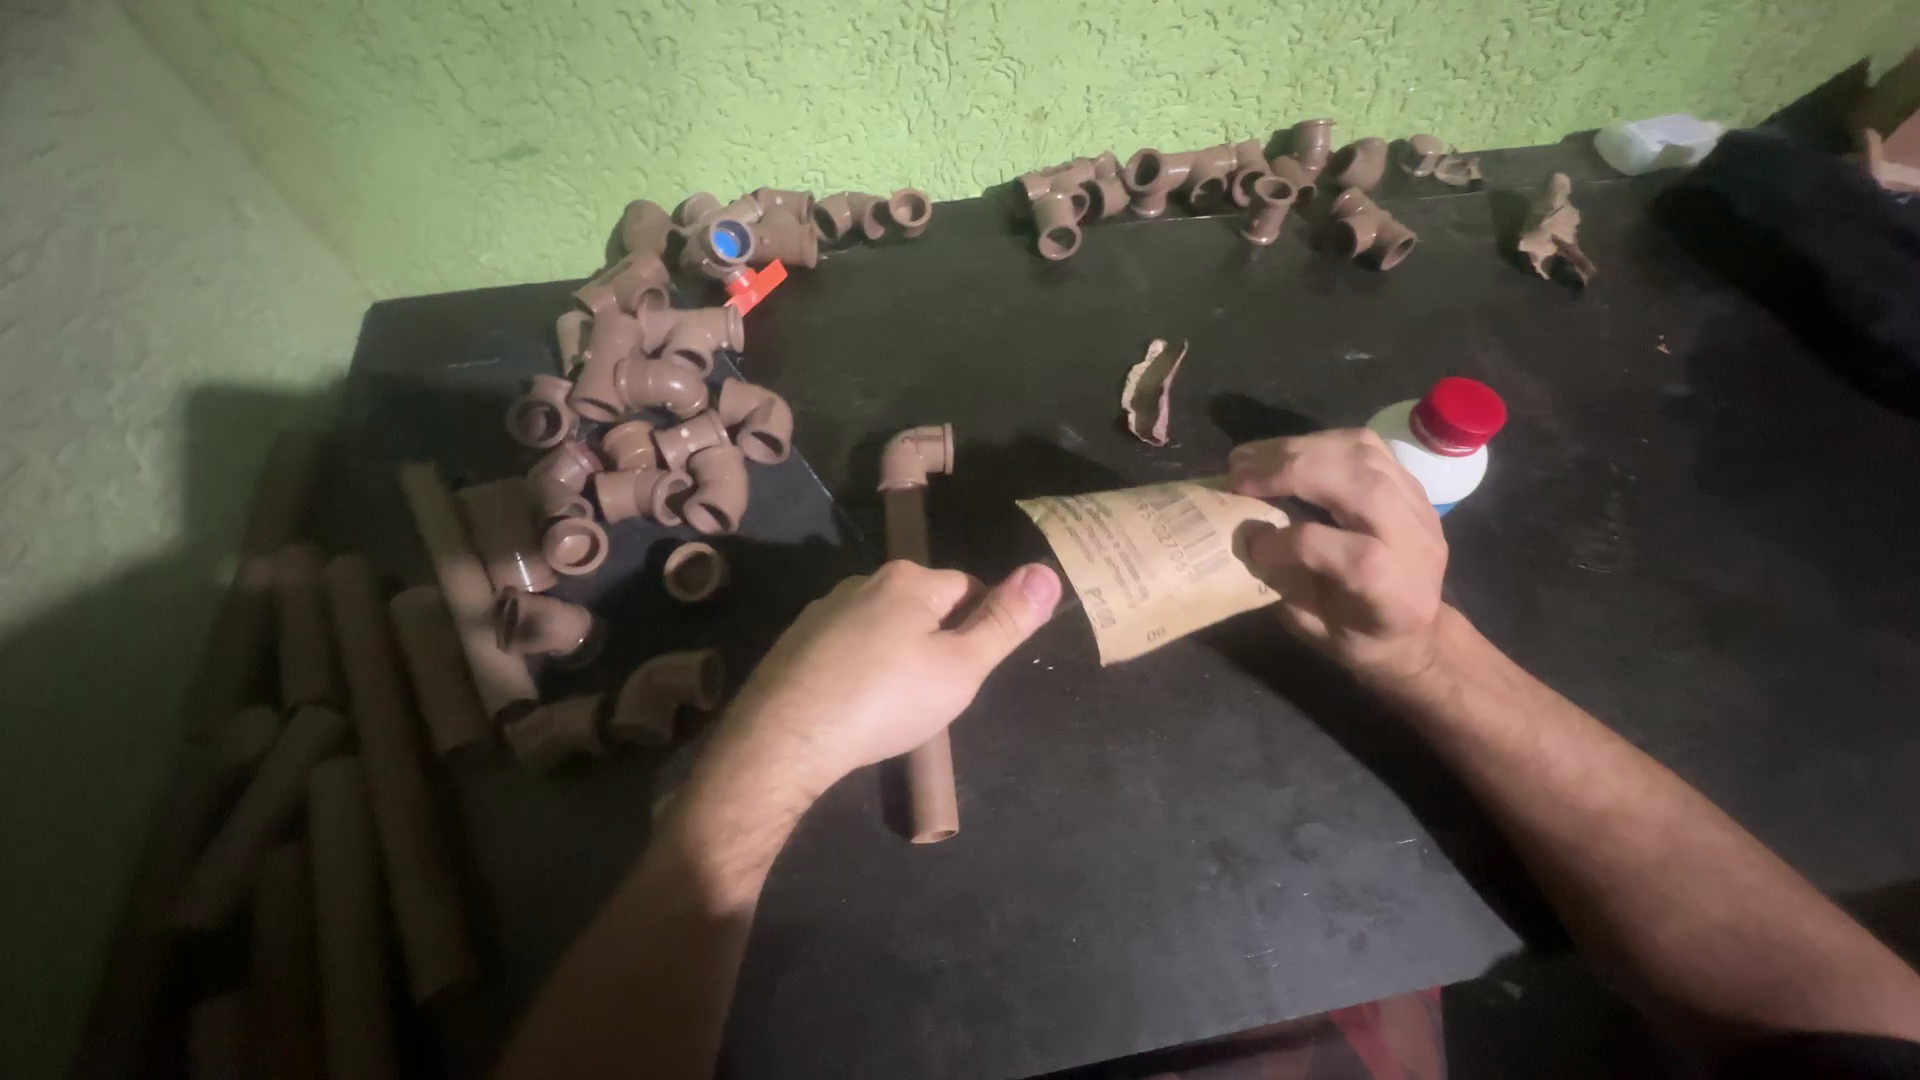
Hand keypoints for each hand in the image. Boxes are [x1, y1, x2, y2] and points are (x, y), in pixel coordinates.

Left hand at [713, 561, 1061, 795]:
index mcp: (908, 580)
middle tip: (936, 693)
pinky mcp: (797, 641)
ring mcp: (824, 610)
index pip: (969, 587)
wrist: (785, 738)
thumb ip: (1005, 622)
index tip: (971, 670)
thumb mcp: (961, 667)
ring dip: (898, 654)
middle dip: (938, 641)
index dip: (980, 627)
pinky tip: (855, 704)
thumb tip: (1048, 571)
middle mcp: (863, 581)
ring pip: (883, 626)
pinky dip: (861, 668)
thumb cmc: (886, 701)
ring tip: (895, 704)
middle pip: (924, 605)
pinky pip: (848, 646)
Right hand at [1228, 429, 1448, 685]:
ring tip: (1250, 458)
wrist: (1419, 630)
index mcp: (1392, 590)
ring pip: (1362, 454)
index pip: (1344, 551)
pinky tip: (1284, 453)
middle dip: (1289, 472)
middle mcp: (1414, 540)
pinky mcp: (1410, 484)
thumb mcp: (1317, 632)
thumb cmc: (1361, 638)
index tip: (1247, 544)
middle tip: (1236, 475)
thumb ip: (1284, 586)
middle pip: (1358, 485)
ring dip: (1297, 449)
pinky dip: (1318, 442)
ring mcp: (1418, 505)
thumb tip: (1246, 538)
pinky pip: (1366, 446)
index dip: (1285, 542)